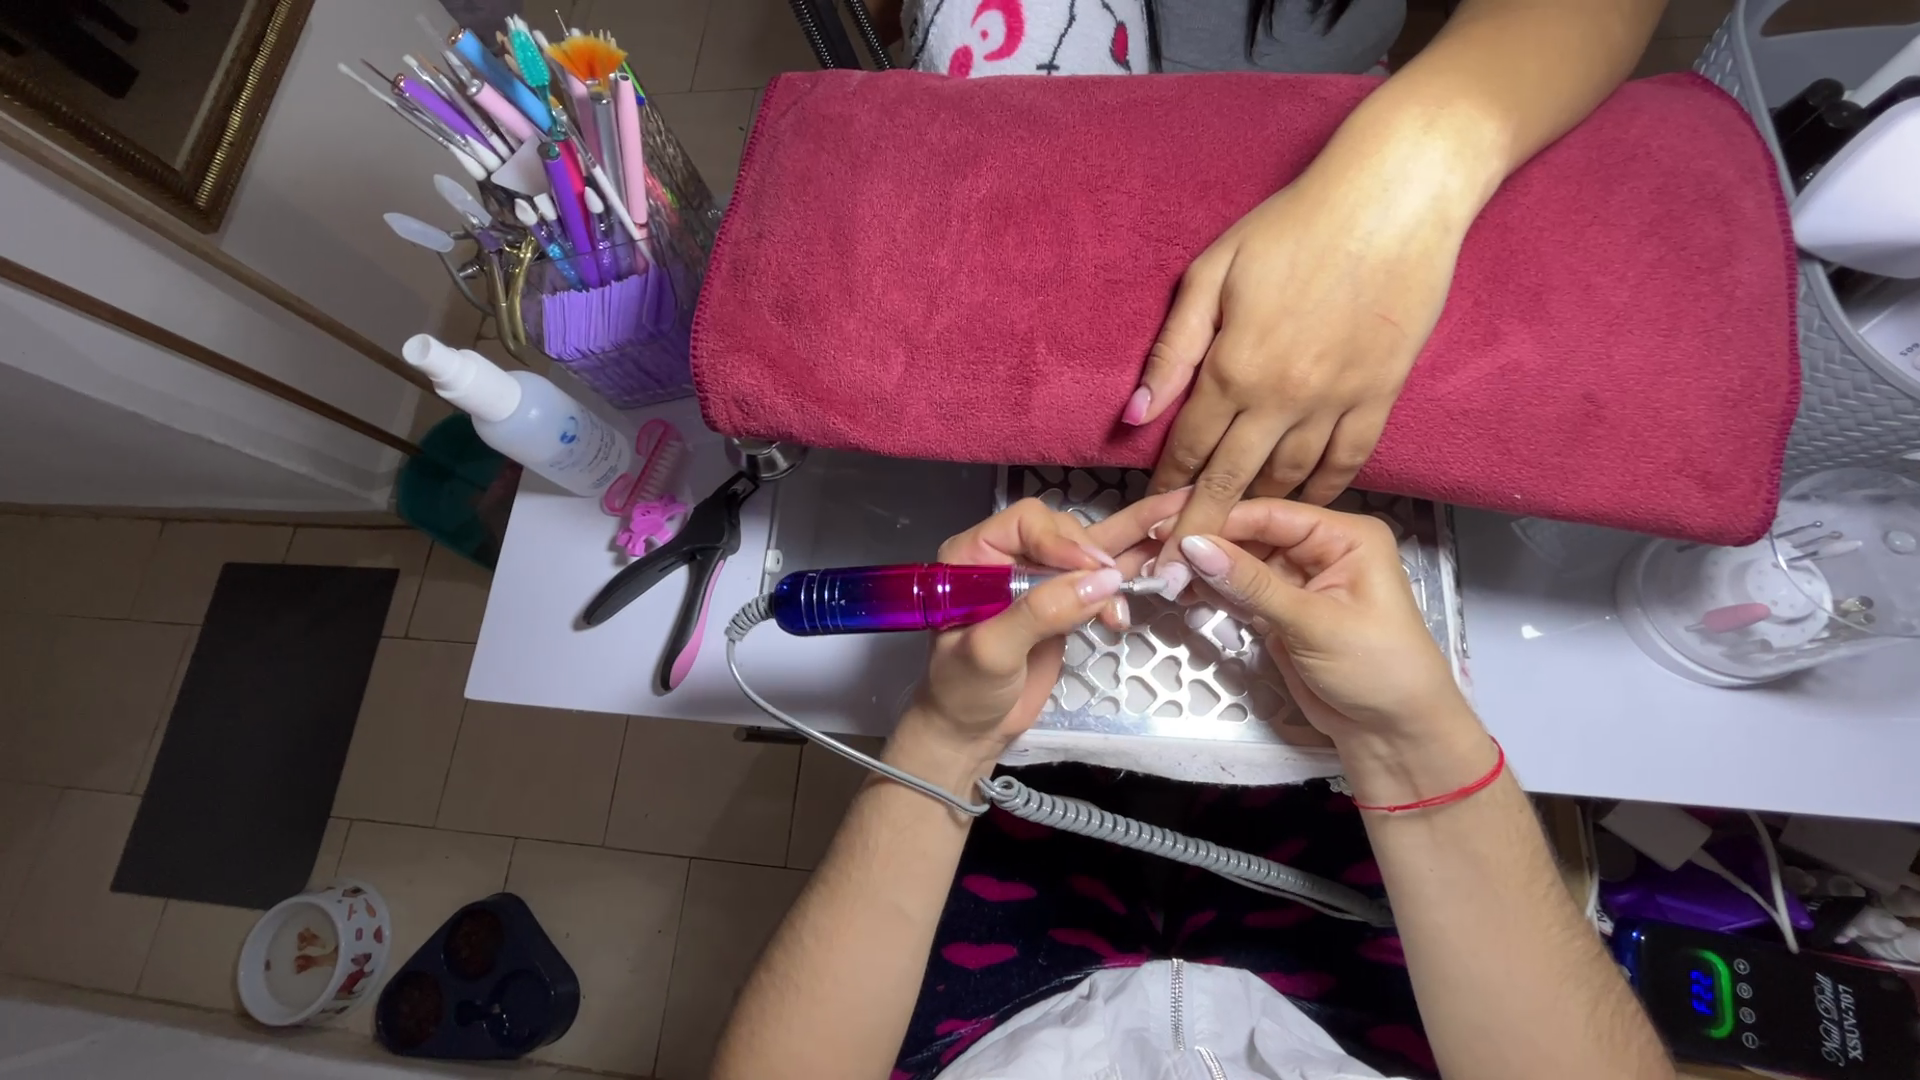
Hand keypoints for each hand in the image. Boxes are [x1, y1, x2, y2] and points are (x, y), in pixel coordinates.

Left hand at [900, 490, 1193, 770]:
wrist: (969, 730)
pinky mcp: (1058, 602)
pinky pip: (1093, 580)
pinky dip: (1116, 586)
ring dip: (1114, 564)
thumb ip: (1041, 612)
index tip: (1088, 572)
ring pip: (1083, 551)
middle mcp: (1005, 558)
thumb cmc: (964, 690)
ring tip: (1136, 589)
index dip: (1060, 540)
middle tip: (1112, 591)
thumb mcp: (993, 651)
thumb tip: (1101, 582)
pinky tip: (1127, 605)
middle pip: (1061, 531)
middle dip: (1090, 557)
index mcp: (973, 556)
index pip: (1025, 523)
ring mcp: (1034, 579)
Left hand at [1132, 161, 1472, 595]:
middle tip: (1178, 578)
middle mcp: (1280, 400)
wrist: (1398, 195)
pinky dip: (1320, 491)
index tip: (1149, 529)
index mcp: (1233, 370)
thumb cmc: (1292, 226)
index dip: (1163, 493)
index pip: (1186, 451)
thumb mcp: (1212, 274)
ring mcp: (1335, 403)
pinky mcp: (1380, 396)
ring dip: (1255, 518)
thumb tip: (1137, 414)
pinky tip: (1301, 510)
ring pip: (1287, 480)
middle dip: (1197, 533)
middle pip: (1228, 483)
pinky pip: (1347, 462)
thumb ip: (1173, 351)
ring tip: (1232, 552)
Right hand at [1171, 499, 1471, 750]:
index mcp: (1344, 535)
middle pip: (1249, 534)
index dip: (1218, 520)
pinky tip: (1182, 591)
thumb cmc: (1377, 669)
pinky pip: (1237, 589)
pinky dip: (1212, 592)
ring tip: (1161, 574)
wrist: (1393, 733)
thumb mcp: (1314, 621)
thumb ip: (1251, 583)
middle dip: (1206, 546)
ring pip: (1238, 561)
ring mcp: (1296, 579)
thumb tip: (1193, 546)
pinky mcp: (1278, 608)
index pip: (1269, 514)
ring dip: (1203, 570)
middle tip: (1157, 555)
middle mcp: (1319, 548)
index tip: (1168, 529)